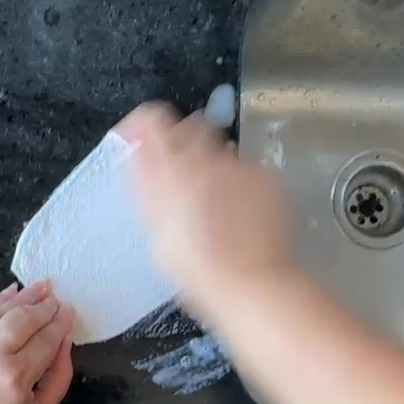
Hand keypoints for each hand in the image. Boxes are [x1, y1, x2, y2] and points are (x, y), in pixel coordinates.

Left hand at [0, 281, 75, 403]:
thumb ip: (57, 377)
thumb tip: (64, 341)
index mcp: (14, 378)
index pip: (45, 340)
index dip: (60, 324)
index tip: (69, 311)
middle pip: (22, 319)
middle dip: (43, 306)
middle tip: (55, 296)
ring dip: (19, 298)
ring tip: (38, 288)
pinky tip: (8, 297)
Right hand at [121, 101, 295, 308]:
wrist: (248, 283)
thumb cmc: (194, 268)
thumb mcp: (157, 231)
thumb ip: (146, 185)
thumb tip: (135, 149)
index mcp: (172, 169)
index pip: (153, 120)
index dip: (143, 124)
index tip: (137, 137)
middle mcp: (206, 156)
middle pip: (190, 128)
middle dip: (181, 145)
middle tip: (178, 179)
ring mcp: (240, 165)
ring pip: (221, 152)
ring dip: (212, 169)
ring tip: (213, 207)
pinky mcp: (267, 177)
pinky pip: (248, 170)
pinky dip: (239, 184)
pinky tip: (239, 215)